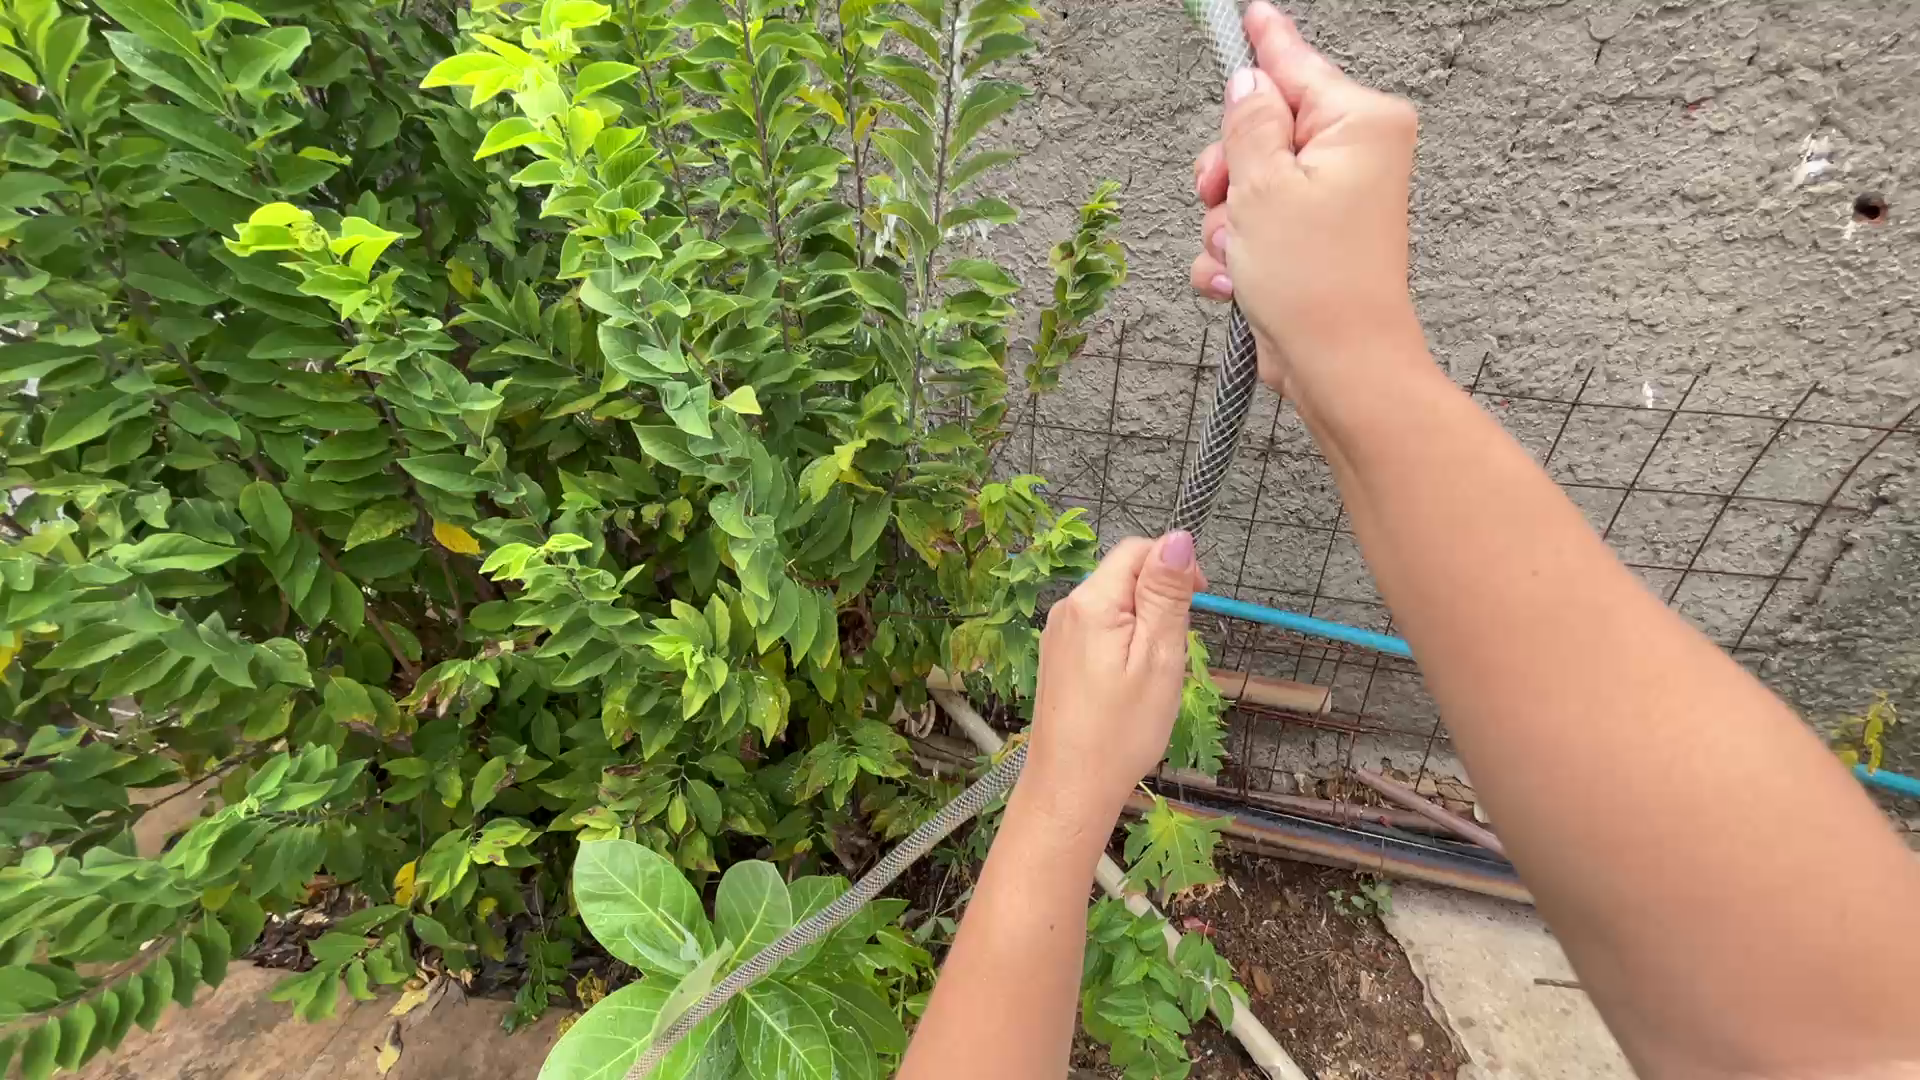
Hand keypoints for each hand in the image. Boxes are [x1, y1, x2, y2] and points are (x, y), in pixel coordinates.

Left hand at [1023, 532, 1205, 822]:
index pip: (1136, 550)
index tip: (1199, 601)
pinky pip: (1098, 628)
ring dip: (1142, 623)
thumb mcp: (1159, 657)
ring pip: (1113, 603)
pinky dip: (1123, 641)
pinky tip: (1129, 680)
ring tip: (1153, 671)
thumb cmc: (1121, 730)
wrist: (1071, 785)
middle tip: (1174, 651)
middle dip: (1159, 599)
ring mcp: (1058, 632)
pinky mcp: (1058, 654)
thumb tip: (1178, 537)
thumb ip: (1166, 594)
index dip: (1174, 565)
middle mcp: (1067, 608)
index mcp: (1091, 602)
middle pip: (1123, 575)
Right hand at [1189, 1, 1421, 392]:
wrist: (1333, 362)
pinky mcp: (1297, 248)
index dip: (1263, 42)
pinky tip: (1239, 285)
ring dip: (1223, 229)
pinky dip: (1229, 261)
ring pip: (1238, 194)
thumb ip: (1248, 124)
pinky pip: (1241, 237)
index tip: (1247, 12)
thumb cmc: (1317, 280)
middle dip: (1224, 176)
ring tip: (1242, 259)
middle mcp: (1346, 159)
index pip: (1297, 65)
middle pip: (1256, 134)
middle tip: (1220, 199)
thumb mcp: (1264, 187)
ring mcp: (1320, 206)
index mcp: (1357, 124)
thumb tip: (1246, 84)